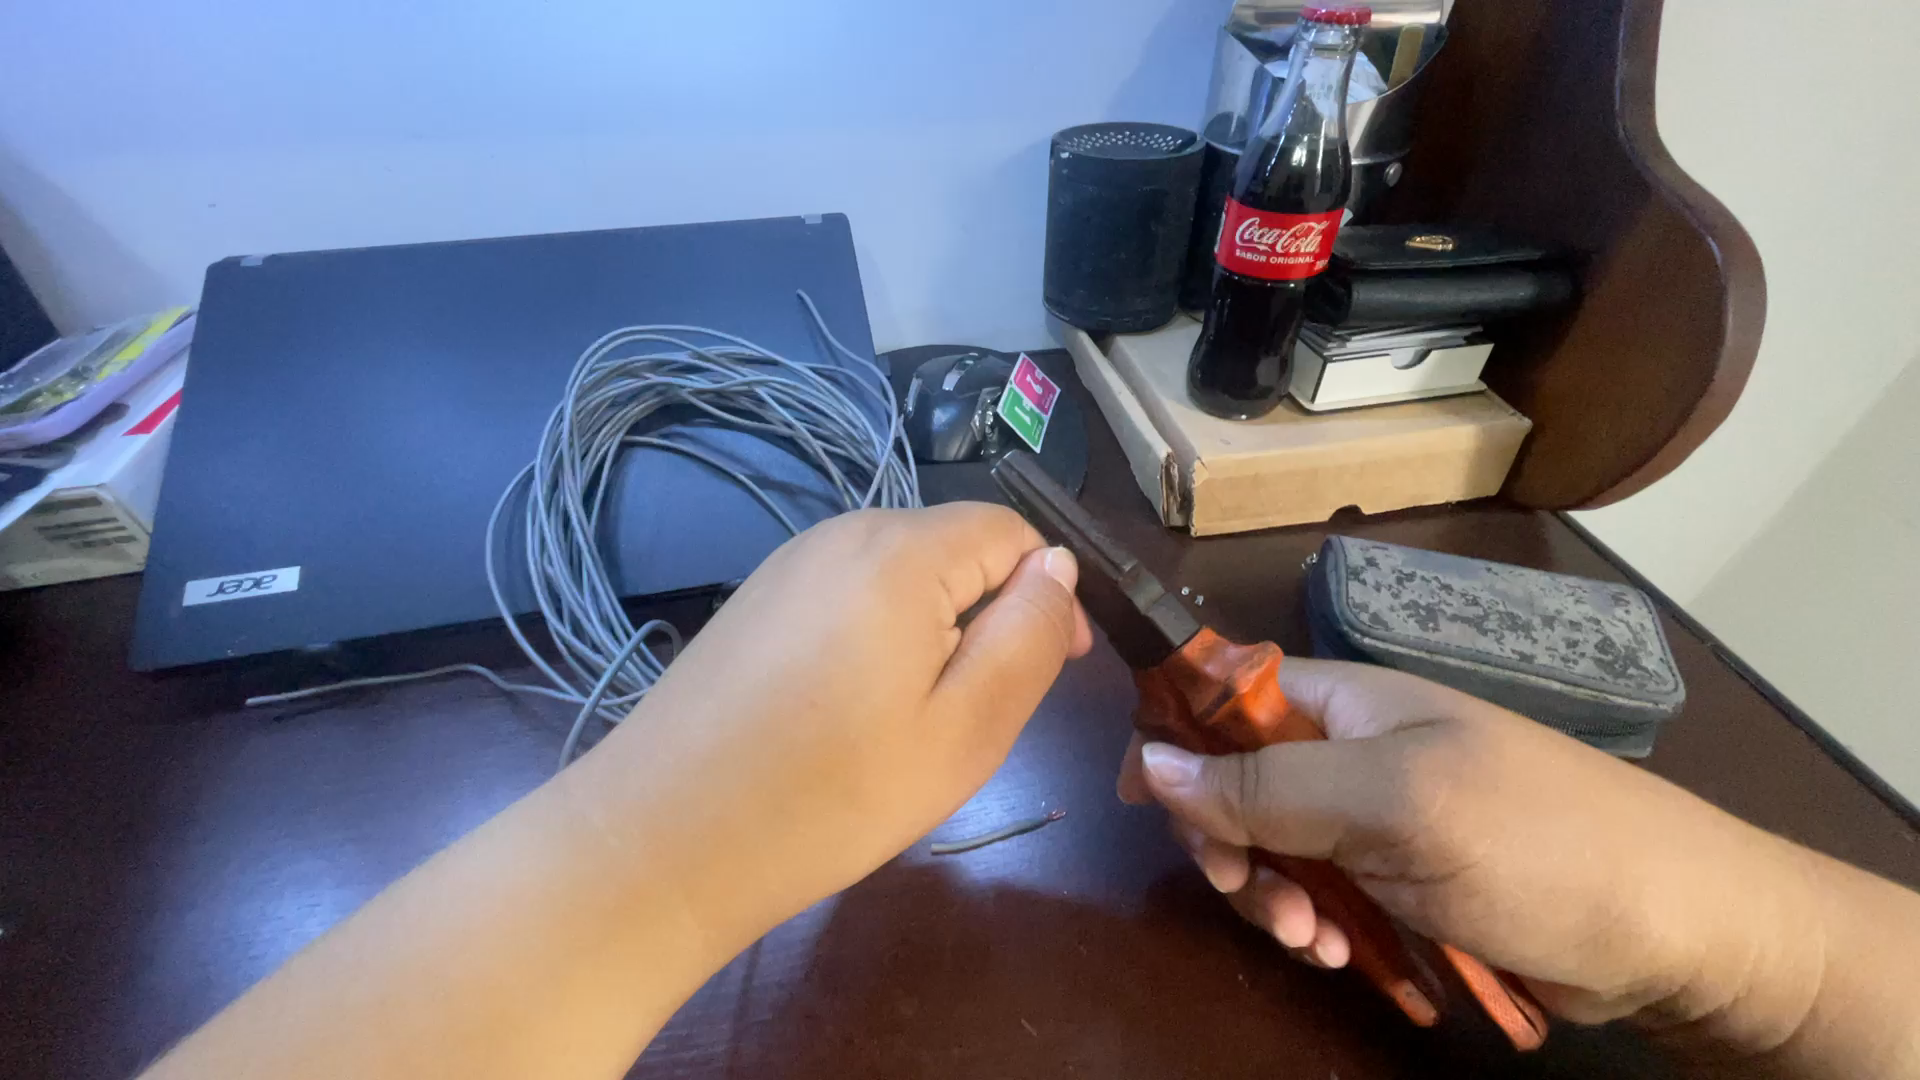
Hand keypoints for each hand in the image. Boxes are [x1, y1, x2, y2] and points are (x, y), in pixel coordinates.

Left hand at [572, 502, 1090, 938]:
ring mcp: (793, 562)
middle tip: (979, 707)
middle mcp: (843, 532)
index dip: (1048, 590)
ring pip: (906, 571)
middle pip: (956, 547)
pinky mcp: (762, 596)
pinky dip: (884, 631)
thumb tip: (1057, 566)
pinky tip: (856, 702)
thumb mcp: (966, 727)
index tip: (1052, 663)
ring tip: (919, 713)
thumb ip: (1027, 634)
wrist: (663, 839)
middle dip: (991, 611)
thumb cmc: (831, 794)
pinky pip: (853, 591)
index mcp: (901, 552)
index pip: (1010, 531)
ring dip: (938, 626)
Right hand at [1116, 658, 1823, 1039]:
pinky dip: (1307, 922)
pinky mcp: (1384, 876)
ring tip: (1307, 939)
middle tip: (1239, 888)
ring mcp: (1362, 816)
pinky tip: (1332, 951)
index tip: (1143, 796)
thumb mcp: (1389, 802)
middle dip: (1224, 838)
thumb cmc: (1532, 838)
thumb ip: (1264, 784)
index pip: (1223, 696)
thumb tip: (1151, 761)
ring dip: (1266, 892)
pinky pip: (1310, 890)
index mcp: (1337, 703)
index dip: (1176, 734)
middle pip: (1233, 781)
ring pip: (1265, 844)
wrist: (1686, 934)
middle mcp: (1339, 750)